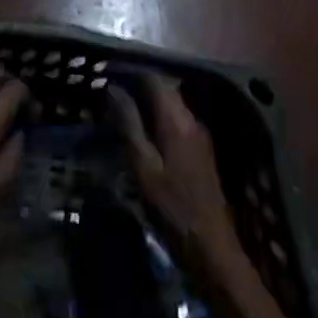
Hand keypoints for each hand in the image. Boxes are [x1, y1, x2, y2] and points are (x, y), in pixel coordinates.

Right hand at [113, 76, 291, 317]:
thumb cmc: (171, 208)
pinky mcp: (200, 148)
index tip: (105, 71)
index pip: (153, 77)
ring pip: (171, 101)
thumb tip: (113, 88)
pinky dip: (157, 112)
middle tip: (110, 86)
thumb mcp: (142, 167)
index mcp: (177, 119)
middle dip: (137, 80)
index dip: (129, 69)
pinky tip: (142, 126)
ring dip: (147, 97)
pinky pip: (176, 116)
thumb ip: (128, 124)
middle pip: (164, 86)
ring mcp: (199, 133)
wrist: (212, 248)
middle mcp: (192, 118)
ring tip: (121, 103)